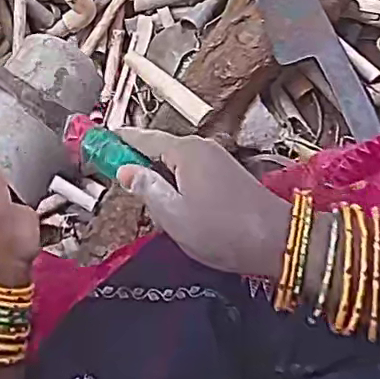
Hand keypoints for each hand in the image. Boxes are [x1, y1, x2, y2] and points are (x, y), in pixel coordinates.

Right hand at [115, 129, 291, 277]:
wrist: (277, 240)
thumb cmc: (221, 229)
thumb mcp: (174, 215)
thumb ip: (147, 188)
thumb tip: (125, 169)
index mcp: (186, 151)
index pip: (145, 138)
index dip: (122, 139)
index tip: (102, 138)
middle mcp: (201, 146)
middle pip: (162, 148)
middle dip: (140, 158)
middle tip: (117, 171)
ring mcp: (217, 158)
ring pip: (177, 160)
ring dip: (159, 171)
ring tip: (143, 192)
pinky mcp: (228, 172)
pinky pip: (192, 169)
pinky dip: (176, 178)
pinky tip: (174, 199)